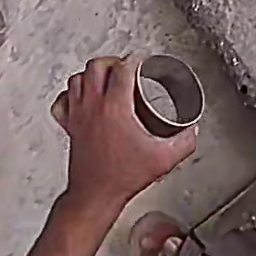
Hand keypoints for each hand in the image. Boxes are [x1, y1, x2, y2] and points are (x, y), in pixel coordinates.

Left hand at [49, 56, 196, 219]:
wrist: (95, 195)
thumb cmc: (122, 177)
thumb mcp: (163, 159)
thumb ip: (185, 142)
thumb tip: (193, 132)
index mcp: (115, 108)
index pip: (123, 69)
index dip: (135, 60)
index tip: (142, 62)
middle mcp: (93, 107)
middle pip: (96, 66)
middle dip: (113, 61)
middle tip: (125, 68)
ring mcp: (78, 115)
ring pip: (77, 78)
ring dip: (92, 74)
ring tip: (106, 78)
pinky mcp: (69, 126)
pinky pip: (62, 100)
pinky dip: (71, 94)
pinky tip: (82, 98)